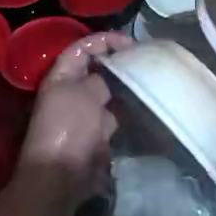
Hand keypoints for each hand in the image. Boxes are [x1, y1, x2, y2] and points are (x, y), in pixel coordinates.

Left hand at [18, 31, 132, 200]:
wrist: (62, 174)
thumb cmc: (69, 126)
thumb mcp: (85, 94)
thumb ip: (101, 80)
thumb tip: (113, 78)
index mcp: (62, 75)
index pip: (82, 48)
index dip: (103, 41)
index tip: (130, 42)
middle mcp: (72, 90)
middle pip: (97, 69)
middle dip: (118, 63)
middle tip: (147, 61)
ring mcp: (84, 113)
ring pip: (108, 93)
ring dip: (127, 87)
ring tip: (153, 80)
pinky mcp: (97, 134)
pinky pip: (116, 115)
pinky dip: (130, 111)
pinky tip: (148, 106)